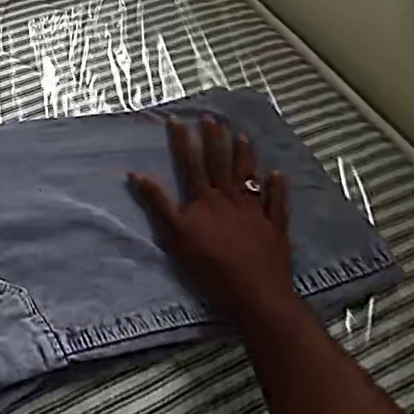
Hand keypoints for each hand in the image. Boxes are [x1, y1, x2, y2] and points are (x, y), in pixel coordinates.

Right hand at [129, 116, 297, 323]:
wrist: (256, 295)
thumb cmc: (211, 267)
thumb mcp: (175, 236)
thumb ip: (158, 204)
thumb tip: (136, 174)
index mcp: (204, 200)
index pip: (191, 163)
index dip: (183, 140)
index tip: (176, 119)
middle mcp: (229, 198)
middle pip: (220, 163)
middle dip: (214, 139)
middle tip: (211, 118)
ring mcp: (254, 211)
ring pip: (248, 177)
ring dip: (245, 156)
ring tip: (243, 136)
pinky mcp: (274, 227)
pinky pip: (276, 203)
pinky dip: (277, 188)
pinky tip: (278, 174)